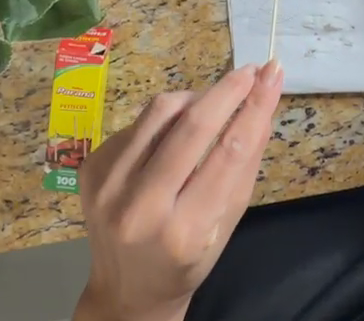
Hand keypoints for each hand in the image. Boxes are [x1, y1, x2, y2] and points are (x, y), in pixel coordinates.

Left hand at [73, 62, 284, 320]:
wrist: (125, 292)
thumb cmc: (187, 259)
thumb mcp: (227, 221)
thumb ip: (247, 161)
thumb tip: (265, 99)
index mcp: (184, 231)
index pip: (228, 152)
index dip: (255, 106)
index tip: (272, 73)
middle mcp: (140, 207)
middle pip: (192, 125)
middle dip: (227, 90)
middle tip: (250, 70)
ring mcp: (108, 184)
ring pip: (161, 111)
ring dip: (195, 98)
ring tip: (213, 104)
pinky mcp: (91, 166)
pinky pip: (139, 123)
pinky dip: (165, 120)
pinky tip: (173, 136)